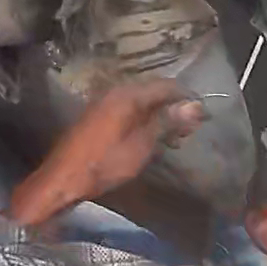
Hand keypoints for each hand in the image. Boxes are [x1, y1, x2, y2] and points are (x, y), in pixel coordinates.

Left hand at [9, 79, 206, 225]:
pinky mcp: (98, 118)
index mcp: (127, 95)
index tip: (204, 117)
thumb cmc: (104, 164)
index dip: (187, 99)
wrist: (62, 179)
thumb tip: (196, 105)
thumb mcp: (141, 145)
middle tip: (190, 132)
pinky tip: (151, 141)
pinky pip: (129, 112)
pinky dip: (144, 122)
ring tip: (175, 140)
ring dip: (160, 118)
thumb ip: (168, 122)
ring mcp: (104, 104)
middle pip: (154, 93)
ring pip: (141, 103)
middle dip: (174, 109)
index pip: (167, 86)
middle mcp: (115, 92)